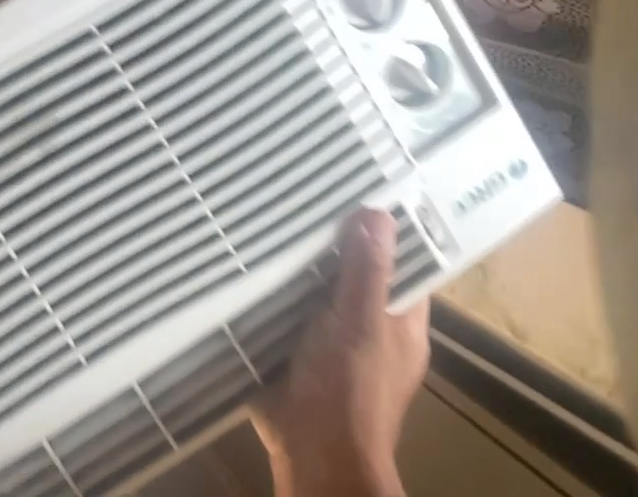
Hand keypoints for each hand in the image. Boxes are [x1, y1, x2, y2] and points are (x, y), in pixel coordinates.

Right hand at [254, 208, 430, 496]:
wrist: (310, 447)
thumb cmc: (348, 385)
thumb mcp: (360, 321)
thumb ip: (366, 271)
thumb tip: (376, 213)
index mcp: (398, 323)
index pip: (398, 266)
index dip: (382, 232)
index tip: (351, 190)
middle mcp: (365, 327)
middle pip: (349, 273)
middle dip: (324, 242)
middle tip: (291, 194)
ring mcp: (325, 339)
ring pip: (310, 289)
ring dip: (289, 264)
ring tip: (257, 215)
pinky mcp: (288, 347)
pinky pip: (279, 306)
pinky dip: (265, 287)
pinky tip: (239, 260)